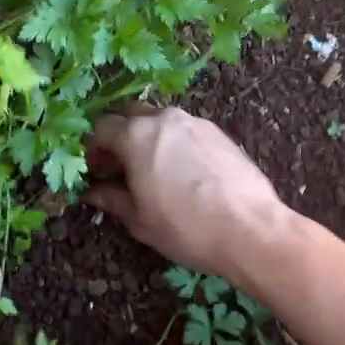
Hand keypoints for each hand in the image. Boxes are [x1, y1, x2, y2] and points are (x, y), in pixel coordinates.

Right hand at [84, 105, 286, 286]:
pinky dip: (175, 143)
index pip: (101, 128)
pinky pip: (186, 130)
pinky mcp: (218, 132)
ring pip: (160, 121)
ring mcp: (193, 121)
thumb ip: (112, 199)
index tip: (95, 171)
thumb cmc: (185, 226)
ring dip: (149, 137)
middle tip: (121, 167)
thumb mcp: (139, 220)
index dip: (93, 149)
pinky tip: (184, 172)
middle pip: (130, 115)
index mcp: (135, 134)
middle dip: (120, 136)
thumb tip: (92, 192)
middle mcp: (162, 118)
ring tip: (153, 170)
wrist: (251, 229)